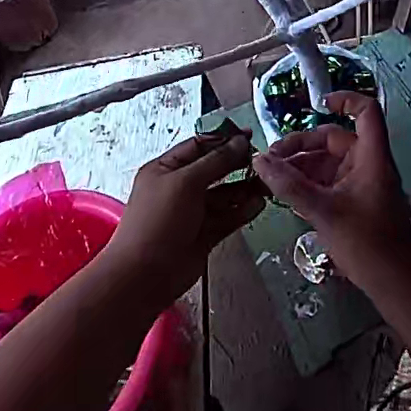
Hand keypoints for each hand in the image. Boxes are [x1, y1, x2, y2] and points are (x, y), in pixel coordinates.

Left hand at [99, 132, 265, 306]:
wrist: (144, 275)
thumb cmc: (158, 221)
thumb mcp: (185, 182)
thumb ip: (215, 161)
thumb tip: (239, 142)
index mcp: (166, 169)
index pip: (198, 146)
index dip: (223, 139)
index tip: (249, 135)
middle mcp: (179, 188)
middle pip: (214, 169)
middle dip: (236, 164)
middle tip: (262, 161)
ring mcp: (192, 212)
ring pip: (224, 195)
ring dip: (244, 188)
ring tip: (266, 184)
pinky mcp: (204, 234)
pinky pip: (227, 217)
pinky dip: (242, 211)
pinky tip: (258, 204)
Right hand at [253, 92, 410, 289]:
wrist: (395, 286)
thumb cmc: (368, 245)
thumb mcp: (323, 212)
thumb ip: (289, 185)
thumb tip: (259, 161)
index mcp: (372, 158)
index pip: (366, 112)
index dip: (345, 99)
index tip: (318, 103)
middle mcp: (368, 164)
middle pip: (334, 139)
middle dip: (301, 145)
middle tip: (272, 159)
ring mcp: (362, 183)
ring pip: (328, 162)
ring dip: (300, 166)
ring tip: (272, 178)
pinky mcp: (356, 202)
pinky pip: (329, 181)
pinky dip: (308, 183)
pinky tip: (287, 194)